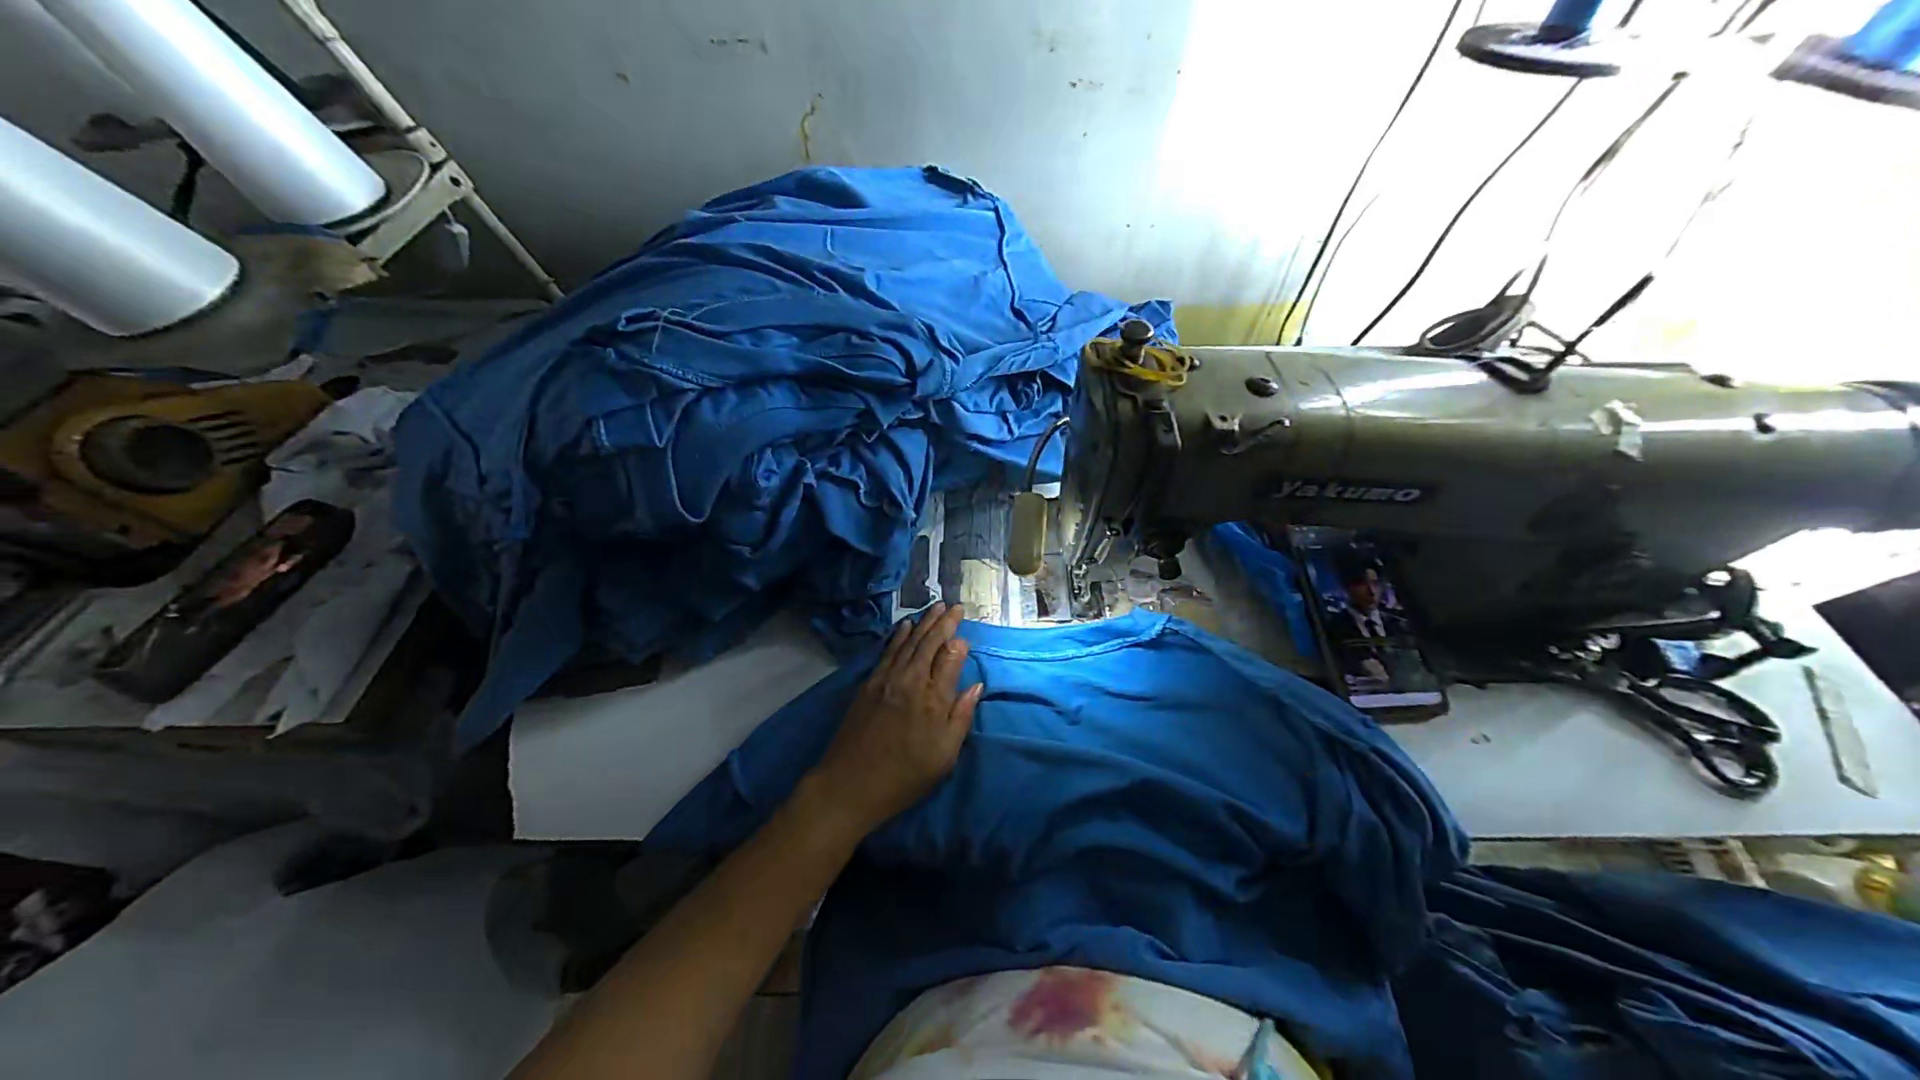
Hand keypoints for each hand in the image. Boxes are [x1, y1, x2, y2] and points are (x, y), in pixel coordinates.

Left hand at [805, 602, 981, 835]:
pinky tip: (905, 626)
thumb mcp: (945, 756)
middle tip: (955, 606)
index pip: (951, 657)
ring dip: (924, 623)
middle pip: (930, 643)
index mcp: (935, 699)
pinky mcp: (869, 683)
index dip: (959, 643)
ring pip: (909, 642)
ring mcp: (887, 679)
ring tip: (936, 608)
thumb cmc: (905, 776)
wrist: (850, 784)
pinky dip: (899, 635)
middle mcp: (912, 680)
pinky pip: (888, 651)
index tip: (966, 635)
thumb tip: (976, 685)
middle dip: (944, 622)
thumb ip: (961, 717)